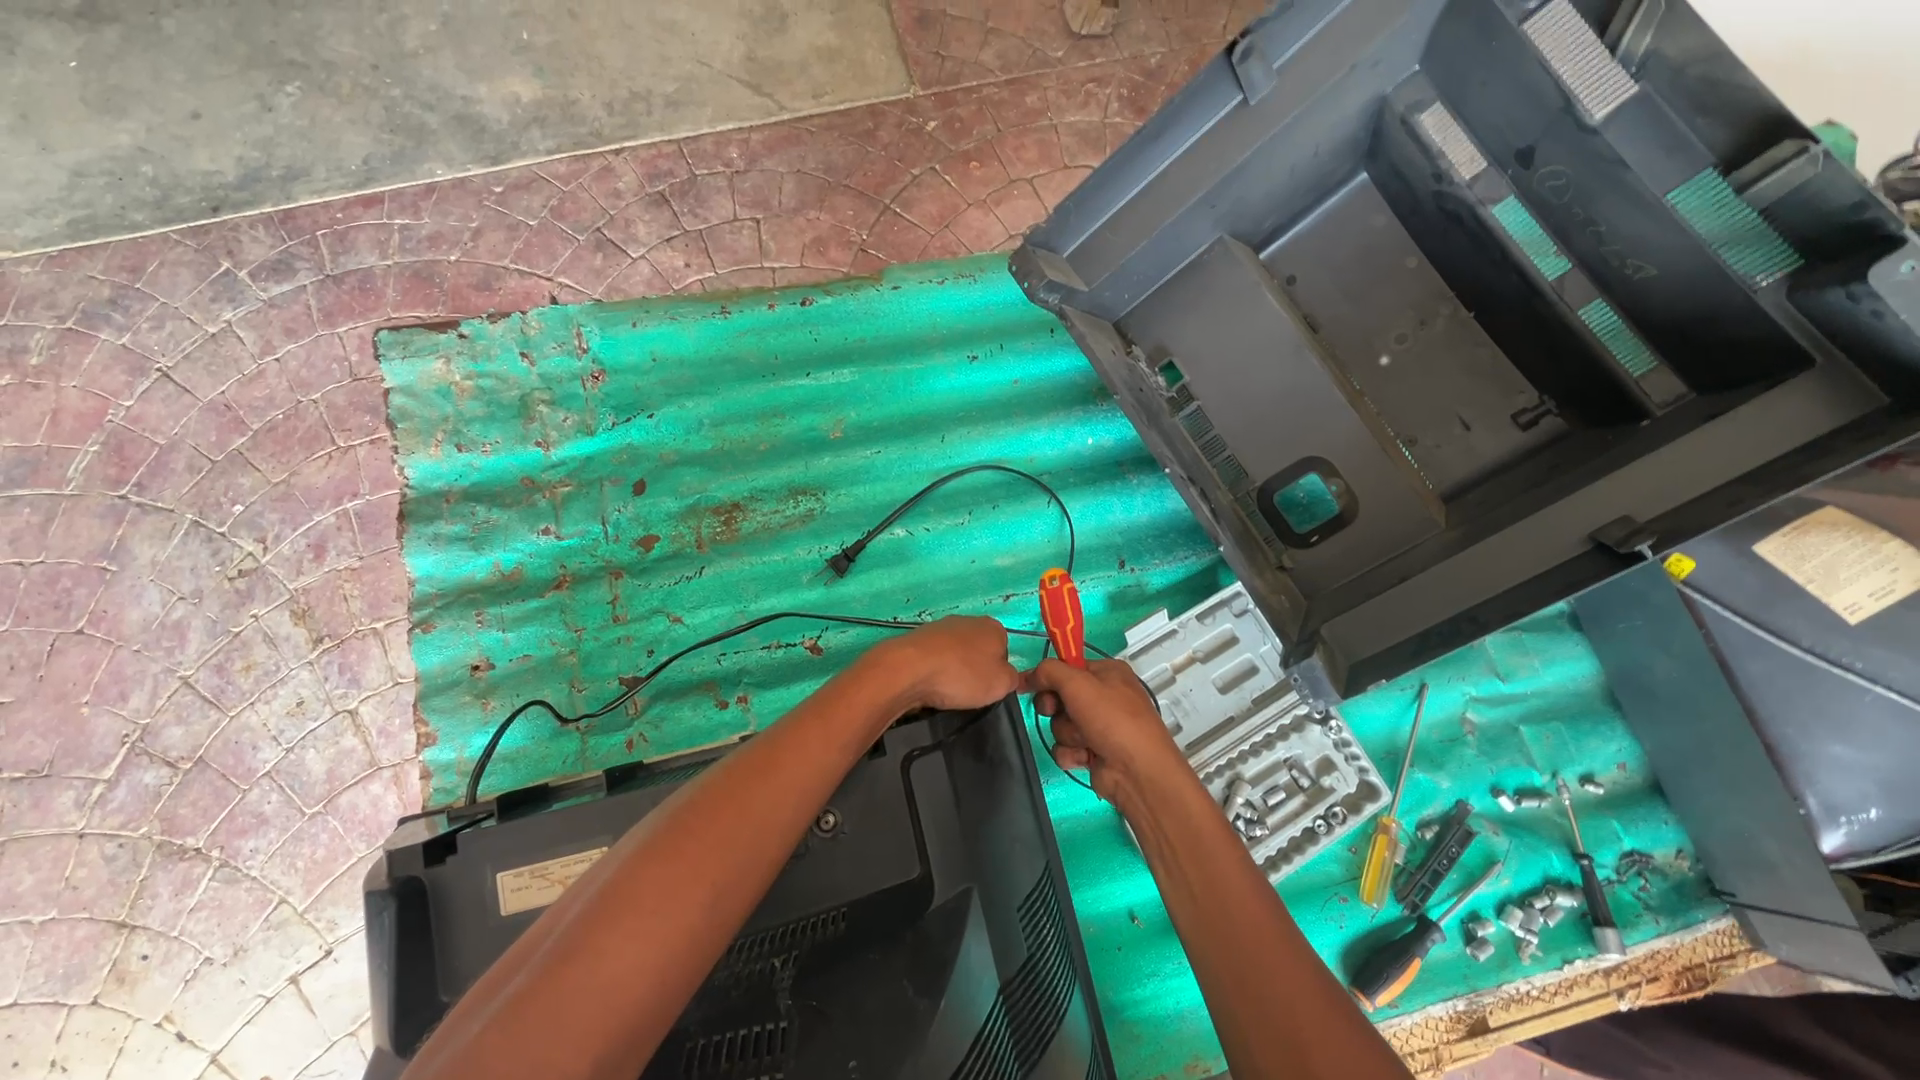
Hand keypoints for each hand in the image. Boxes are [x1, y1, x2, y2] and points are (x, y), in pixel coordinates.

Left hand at [869, 616, 1020, 711]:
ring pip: (954, 653)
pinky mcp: (918, 637)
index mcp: (993, 627)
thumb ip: (1012, 678)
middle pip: (978, 650)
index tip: (988, 687)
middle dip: (974, 669)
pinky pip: (934, 657)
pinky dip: (933, 669)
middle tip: (968, 690)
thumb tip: (1007, 675)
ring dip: (952, 669)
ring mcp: (941, 626)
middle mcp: (968, 620)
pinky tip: (928, 682)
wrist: (910, 669)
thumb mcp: (1002, 684)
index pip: (1004, 650)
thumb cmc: (963, 675)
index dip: (998, 671)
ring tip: (945, 689)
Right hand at [1023, 658, 1183, 808]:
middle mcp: (1104, 697)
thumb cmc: (1112, 719)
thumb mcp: (1078, 684)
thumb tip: (1029, 675)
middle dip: (1056, 709)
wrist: (1136, 771)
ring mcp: (1099, 726)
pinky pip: (1065, 748)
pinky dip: (1071, 753)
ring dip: (1067, 734)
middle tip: (1056, 711)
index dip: (1049, 677)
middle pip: (1060, 697)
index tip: (1033, 685)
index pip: (1068, 668)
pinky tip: (1086, 757)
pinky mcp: (1093, 751)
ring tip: (1086, 740)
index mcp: (1108, 673)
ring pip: (1060, 724)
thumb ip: (1049, 671)